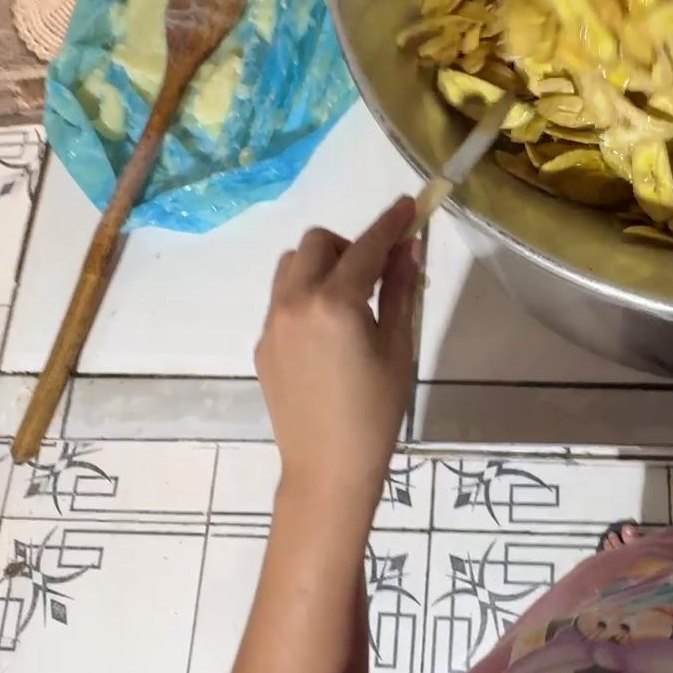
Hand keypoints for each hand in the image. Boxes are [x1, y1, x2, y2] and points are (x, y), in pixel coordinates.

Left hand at [256, 196, 422, 505]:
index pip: (366, 246)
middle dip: (350, 245)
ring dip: (321, 265)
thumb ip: (402, 290)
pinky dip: (307, 295)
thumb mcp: (399, 347)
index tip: (410, 206)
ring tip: (349, 299)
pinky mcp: (262, 343)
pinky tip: (329, 334)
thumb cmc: (376, 411)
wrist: (327, 466)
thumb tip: (410, 247)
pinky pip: (282, 298)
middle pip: (317, 243)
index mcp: (335, 302)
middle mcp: (295, 302)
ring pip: (291, 265)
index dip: (391, 222)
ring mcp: (272, 322)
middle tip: (378, 273)